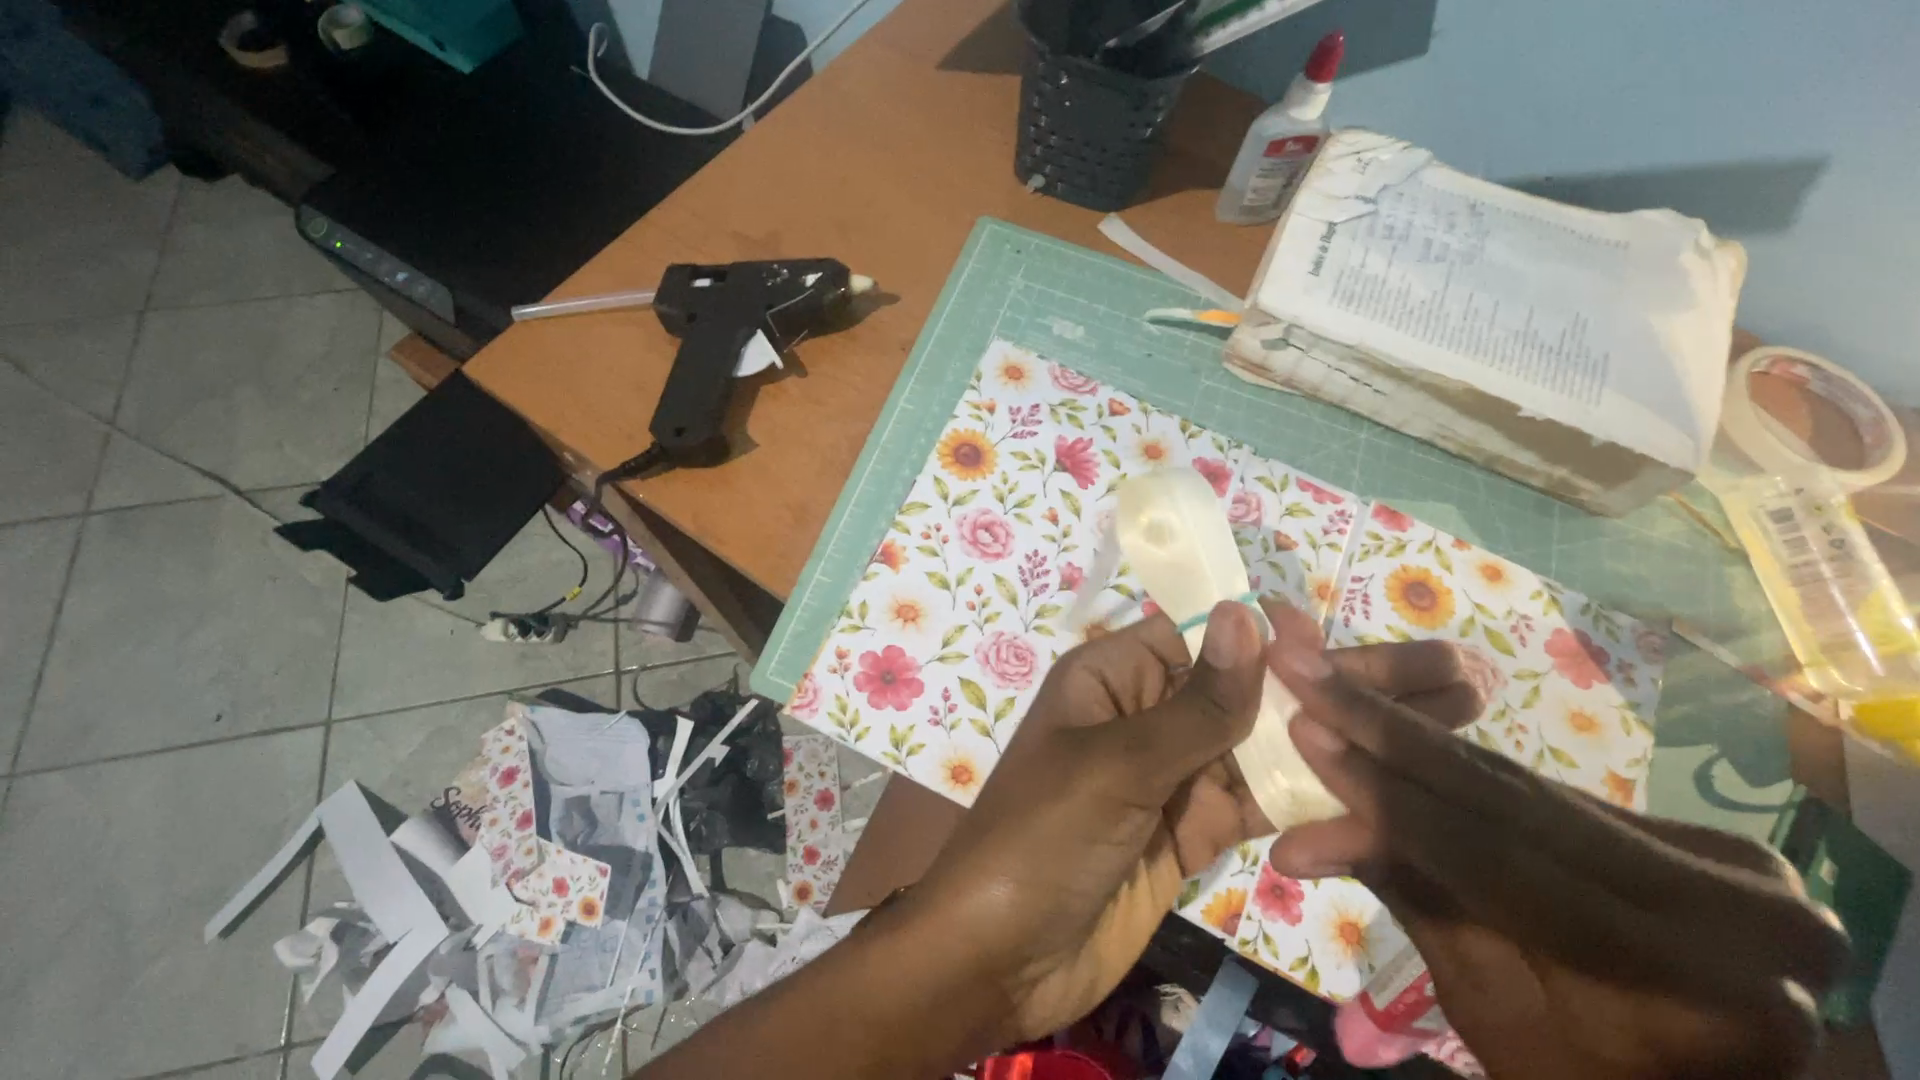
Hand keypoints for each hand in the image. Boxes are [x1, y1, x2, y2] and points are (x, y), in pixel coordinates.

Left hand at [895, 602, 1484, 1049]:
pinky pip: (1259, 805)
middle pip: (1253, 691)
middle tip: (1447, 674)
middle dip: (1339, 684)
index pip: (1209, 636)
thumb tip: (1253, 616)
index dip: (1282, 637)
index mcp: (1113, 678)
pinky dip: (1313, 801)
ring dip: (1344, 739)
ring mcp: (1174, 777)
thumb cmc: (1041, 840)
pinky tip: (1386, 791)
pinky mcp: (1192, 833)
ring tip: (1444, 723)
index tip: (1358, 639)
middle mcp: (1148, 716)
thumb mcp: (1115, 764)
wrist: (999, 959)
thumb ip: (1196, 704)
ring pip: (1265, 747)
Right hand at [1261, 604, 1848, 1079]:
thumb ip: (1417, 900)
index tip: (1304, 729)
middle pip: (1519, 801)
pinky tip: (1393, 729)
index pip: (1505, 860)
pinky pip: (1555, 797)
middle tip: (1307, 673)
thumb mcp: (1492, 1012)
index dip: (1391, 795)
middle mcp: (1745, 905)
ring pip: (1530, 788)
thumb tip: (1297, 838)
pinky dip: (1464, 770)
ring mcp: (1741, 864)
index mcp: (1700, 982)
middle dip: (1391, 736)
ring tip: (1329, 689)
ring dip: (1415, 741)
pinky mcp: (1709, 841)